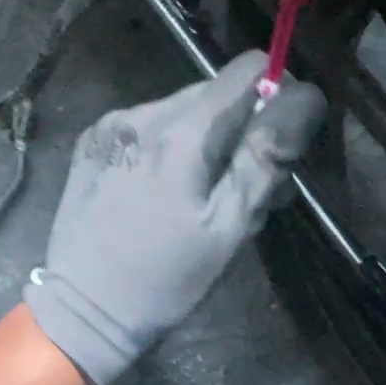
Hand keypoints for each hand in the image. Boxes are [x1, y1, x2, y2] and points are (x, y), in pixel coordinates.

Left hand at [25, 50, 326, 384]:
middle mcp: (141, 114)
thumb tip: (303, 97)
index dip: (276, 98)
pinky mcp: (90, 147)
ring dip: (202, 144)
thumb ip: (265, 159)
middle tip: (240, 194)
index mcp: (180, 132)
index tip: (276, 147)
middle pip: (212, 94)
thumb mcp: (227, 231)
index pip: (248, 71)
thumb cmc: (162, 283)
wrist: (82, 313)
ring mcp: (110, 128)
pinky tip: (159, 197)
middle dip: (238, 133)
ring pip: (179, 112)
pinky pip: (145, 131)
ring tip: (198, 202)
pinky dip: (165, 152)